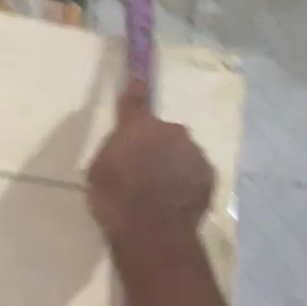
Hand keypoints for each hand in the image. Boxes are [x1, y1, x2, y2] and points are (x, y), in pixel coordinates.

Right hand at [86, 78, 216, 273]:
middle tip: (141, 175)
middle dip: (153, 148)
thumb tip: (123, 150)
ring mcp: (194, 152)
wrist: (153, 231)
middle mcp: (171, 130)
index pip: (135, 99)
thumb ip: (113, 153)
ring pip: (180, 154)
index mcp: (138, 127)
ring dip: (170, 167)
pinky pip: (194, 174)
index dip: (134, 87)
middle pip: (162, 134)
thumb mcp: (98, 174)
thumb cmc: (116, 201)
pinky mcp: (209, 175)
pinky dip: (184, 185)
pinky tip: (172, 204)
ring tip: (158, 195)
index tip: (137, 74)